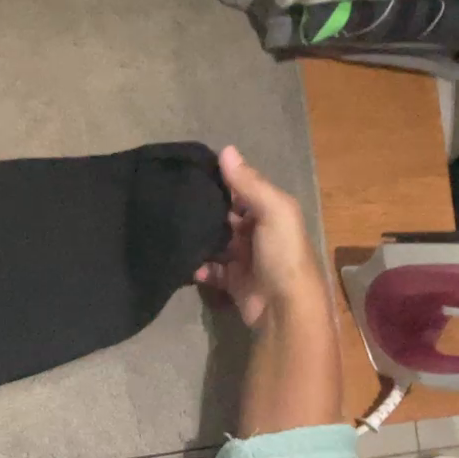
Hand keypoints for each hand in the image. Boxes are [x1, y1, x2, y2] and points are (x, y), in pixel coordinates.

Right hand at [193, 146, 325, 329]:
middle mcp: (257, 232)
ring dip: (199, 241)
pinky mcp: (232, 283)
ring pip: (216, 244)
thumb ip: (249, 183)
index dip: (221, 181)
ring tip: (176, 234)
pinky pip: (211, 271)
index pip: (242, 190)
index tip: (190, 174)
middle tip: (175, 204)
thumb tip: (225, 150)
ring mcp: (244, 259)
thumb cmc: (283, 254)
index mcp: (271, 211)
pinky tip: (189, 266)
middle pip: (226, 217)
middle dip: (205, 212)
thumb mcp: (273, 210)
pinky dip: (200, 269)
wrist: (284, 307)